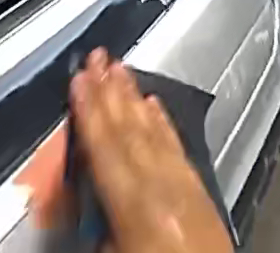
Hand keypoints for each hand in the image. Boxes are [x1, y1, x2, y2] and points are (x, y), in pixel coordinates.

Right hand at [69, 48, 232, 252]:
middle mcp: (162, 187)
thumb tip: (78, 193)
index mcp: (136, 206)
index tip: (78, 77)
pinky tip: (155, 104)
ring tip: (120, 68)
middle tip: (98, 56)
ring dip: (133, 97)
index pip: (106, 147)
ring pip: (153, 131)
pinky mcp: (201, 194)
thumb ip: (94, 221)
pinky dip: (163, 123)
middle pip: (129, 130)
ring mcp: (185, 187)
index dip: (89, 110)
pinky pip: (178, 147)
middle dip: (110, 91)